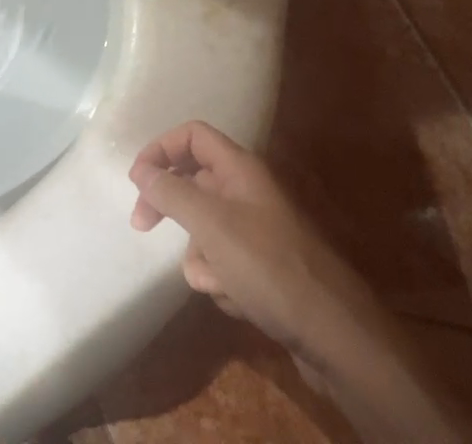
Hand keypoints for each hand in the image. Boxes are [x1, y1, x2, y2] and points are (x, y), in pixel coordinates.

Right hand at [129, 120, 324, 345]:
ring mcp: (258, 232)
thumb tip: (141, 170)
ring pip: (204, 231)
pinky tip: (240, 299)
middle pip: (193, 184)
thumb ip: (171, 192)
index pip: (193, 136)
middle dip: (171, 209)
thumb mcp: (212, 225)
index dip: (161, 149)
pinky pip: (223, 264)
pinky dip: (222, 280)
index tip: (137, 180)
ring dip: (201, 258)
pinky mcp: (262, 268)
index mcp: (242, 171)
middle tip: (142, 226)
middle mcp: (250, 194)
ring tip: (220, 280)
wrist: (335, 334)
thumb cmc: (271, 269)